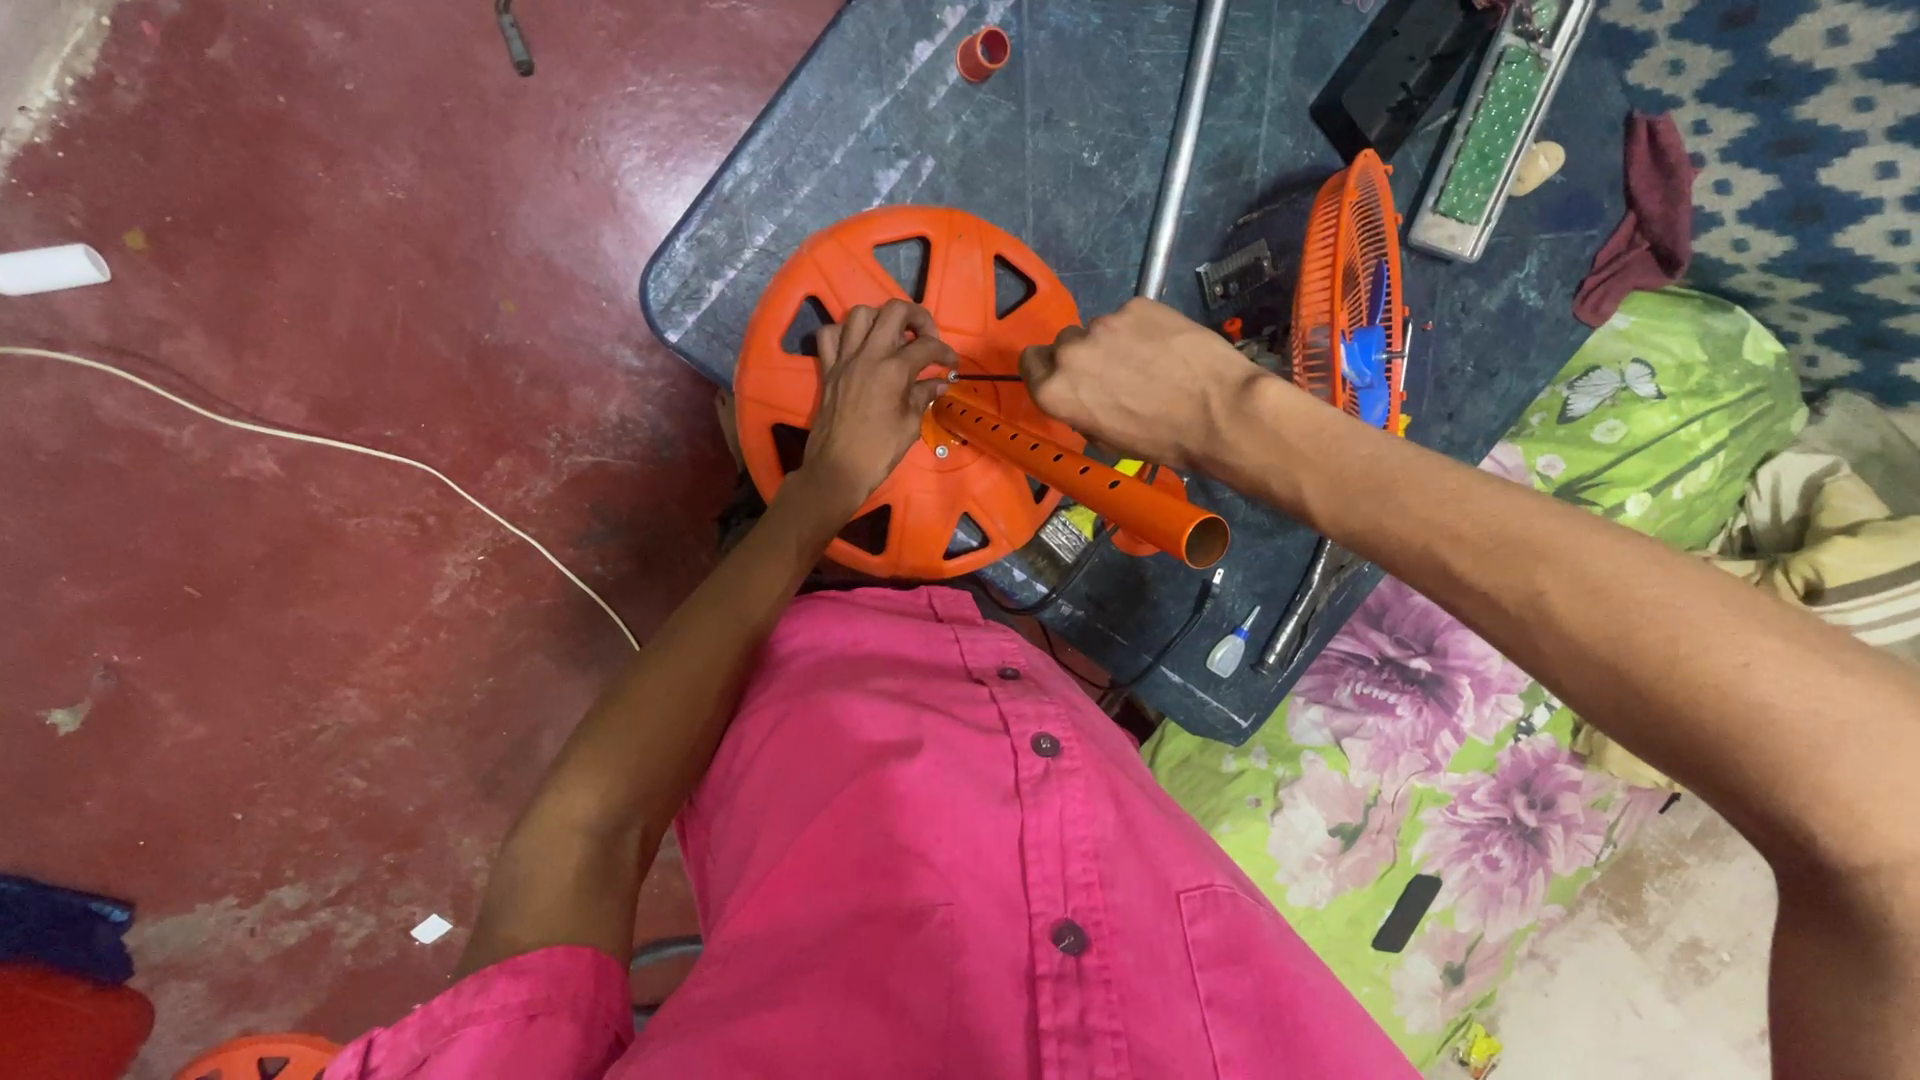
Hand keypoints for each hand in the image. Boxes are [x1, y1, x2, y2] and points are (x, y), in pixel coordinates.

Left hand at [795, 299, 955, 516]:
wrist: (837, 469)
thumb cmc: (878, 452)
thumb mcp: (910, 425)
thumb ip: (923, 396)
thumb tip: (938, 384)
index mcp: (893, 370)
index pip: (927, 346)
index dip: (945, 352)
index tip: (952, 364)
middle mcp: (868, 355)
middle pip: (894, 311)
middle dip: (917, 317)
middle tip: (925, 336)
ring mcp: (844, 359)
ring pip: (860, 313)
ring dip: (881, 319)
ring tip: (893, 337)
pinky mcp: (828, 369)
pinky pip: (830, 335)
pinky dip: (845, 333)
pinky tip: (858, 347)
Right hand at [1020, 297, 1279, 469]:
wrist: (1219, 412)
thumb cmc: (1162, 441)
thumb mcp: (1108, 440)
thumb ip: (1081, 410)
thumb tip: (1085, 395)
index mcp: (1054, 390)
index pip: (1031, 364)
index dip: (1049, 371)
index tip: (1071, 379)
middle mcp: (1070, 352)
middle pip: (1065, 343)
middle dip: (1084, 357)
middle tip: (1116, 376)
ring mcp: (1104, 324)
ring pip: (1100, 330)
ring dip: (1115, 343)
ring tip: (1150, 364)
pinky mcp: (1137, 305)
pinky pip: (1131, 316)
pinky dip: (1144, 329)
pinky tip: (1168, 349)